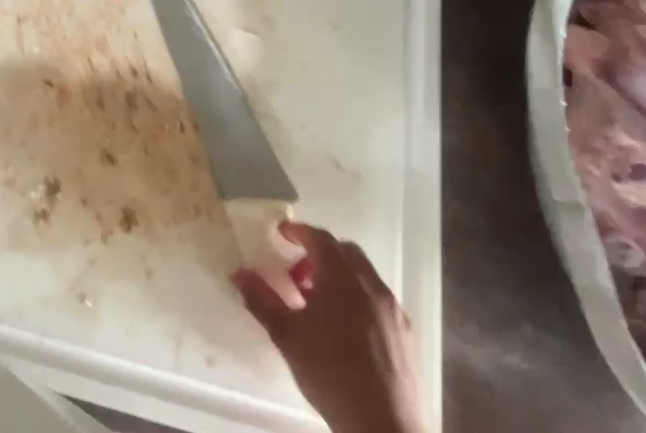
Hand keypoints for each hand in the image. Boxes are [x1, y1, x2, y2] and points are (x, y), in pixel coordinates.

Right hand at [235, 222, 425, 432]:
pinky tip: (341, 328)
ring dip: (338, 276)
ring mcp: (393, 311)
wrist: (383, 425)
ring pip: (364, 276)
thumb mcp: (286, 335)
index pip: (321, 239)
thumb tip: (240, 273)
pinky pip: (376, 300)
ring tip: (316, 303)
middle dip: (320, 253)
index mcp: (342, 280)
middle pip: (346, 253)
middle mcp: (372, 287)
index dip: (299, 232)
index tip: (281, 233)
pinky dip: (356, 297)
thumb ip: (262, 299)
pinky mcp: (406, 335)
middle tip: (297, 272)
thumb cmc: (329, 372)